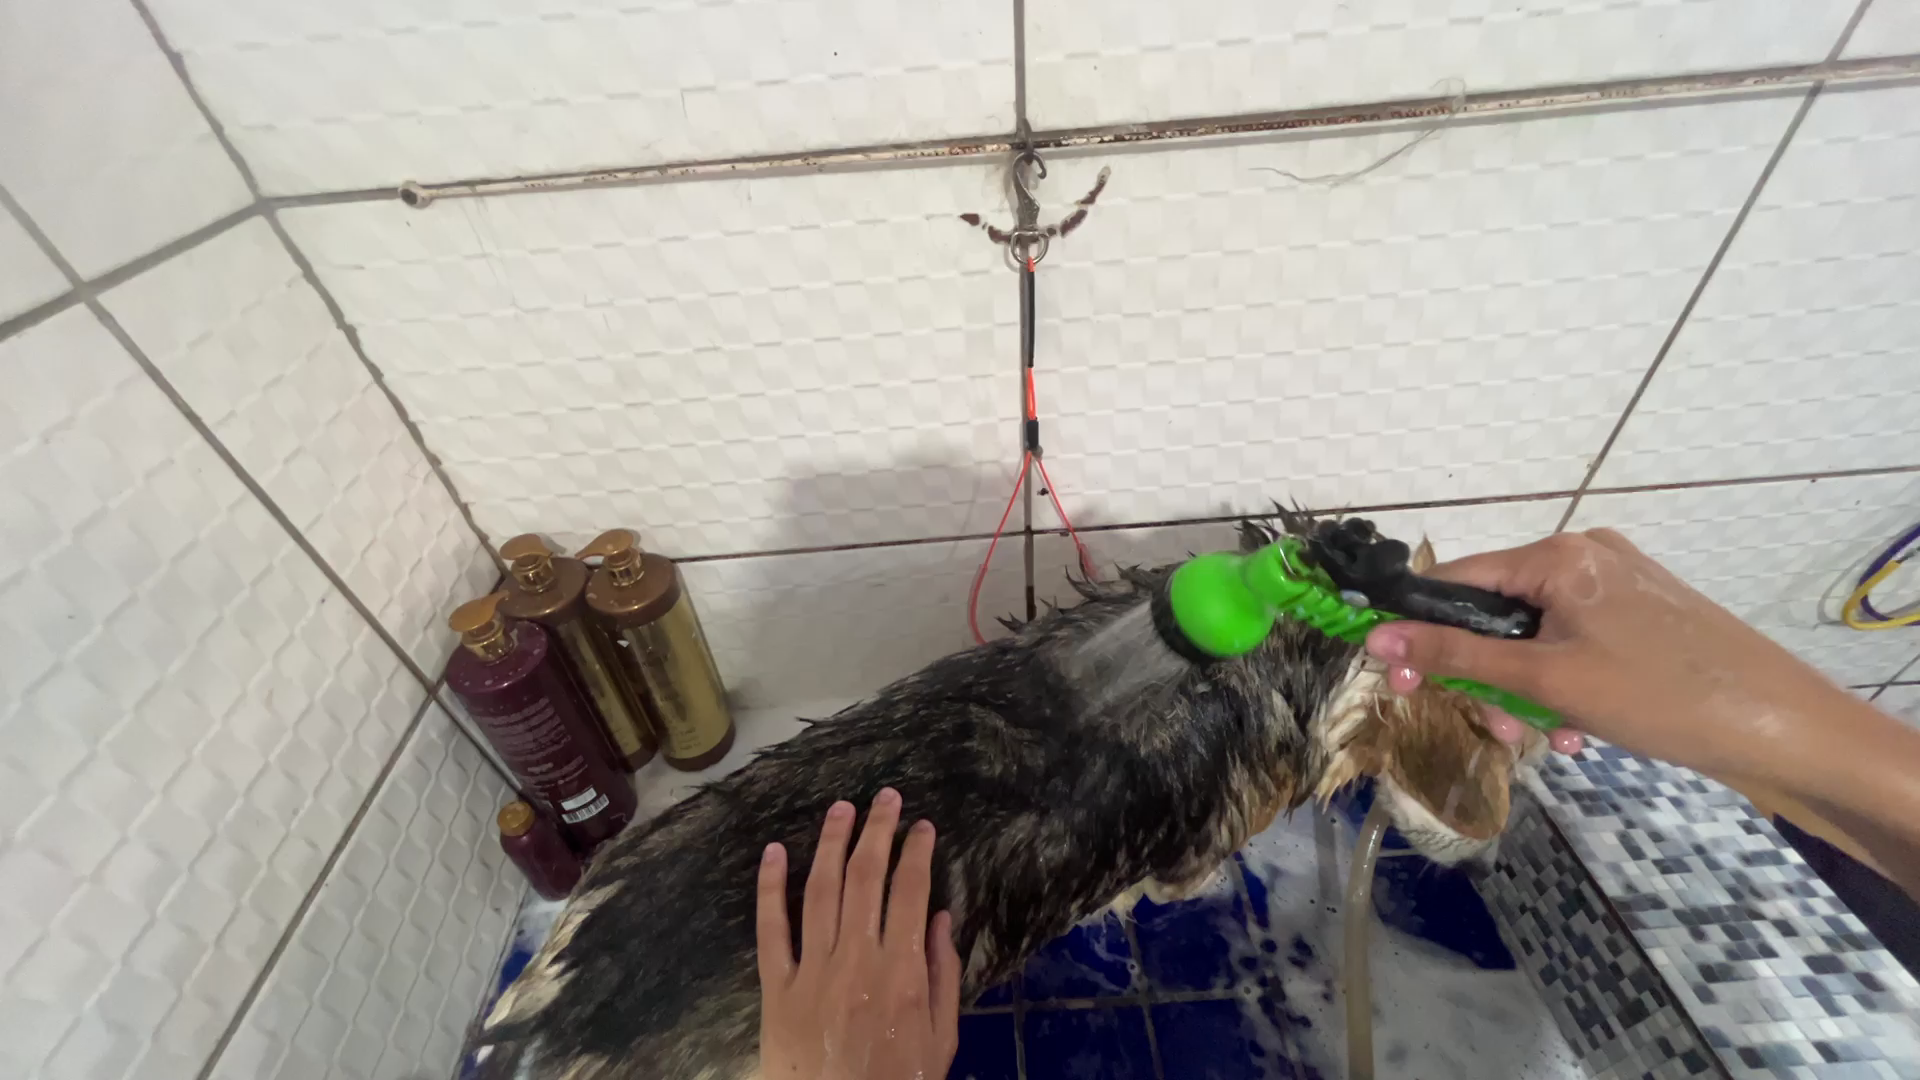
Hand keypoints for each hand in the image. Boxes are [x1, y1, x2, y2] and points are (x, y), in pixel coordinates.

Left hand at [757, 789, 961, 1079]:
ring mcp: (811, 970)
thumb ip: (943, 976)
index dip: (917, 851)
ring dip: (831, 842)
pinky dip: (769, 888)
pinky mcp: (776, 988)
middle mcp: (855, 959)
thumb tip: (940, 916)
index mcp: (900, 972)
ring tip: (842, 808)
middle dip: (878, 830)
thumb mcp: (941, 1041)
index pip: (910, 890)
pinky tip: (773, 851)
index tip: (923, 826)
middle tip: (887, 797)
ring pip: (820, 890)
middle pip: (865, 877)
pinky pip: (770, 929)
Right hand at [1362, 529, 1853, 781]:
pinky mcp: (1636, 614)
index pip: (1454, 581)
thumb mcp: (1543, 679)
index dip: (1418, 630)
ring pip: (1527, 635)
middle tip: (1486, 722)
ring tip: (1539, 736)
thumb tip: (1374, 640)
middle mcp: (1580, 556)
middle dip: (1481, 673)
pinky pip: (1565, 642)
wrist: (1799, 736)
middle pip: (1491, 613)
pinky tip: (1572, 726)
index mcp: (1556, 555)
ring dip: (1519, 688)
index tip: (1398, 677)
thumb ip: (1452, 655)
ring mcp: (1613, 583)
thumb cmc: (1661, 696)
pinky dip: (1556, 683)